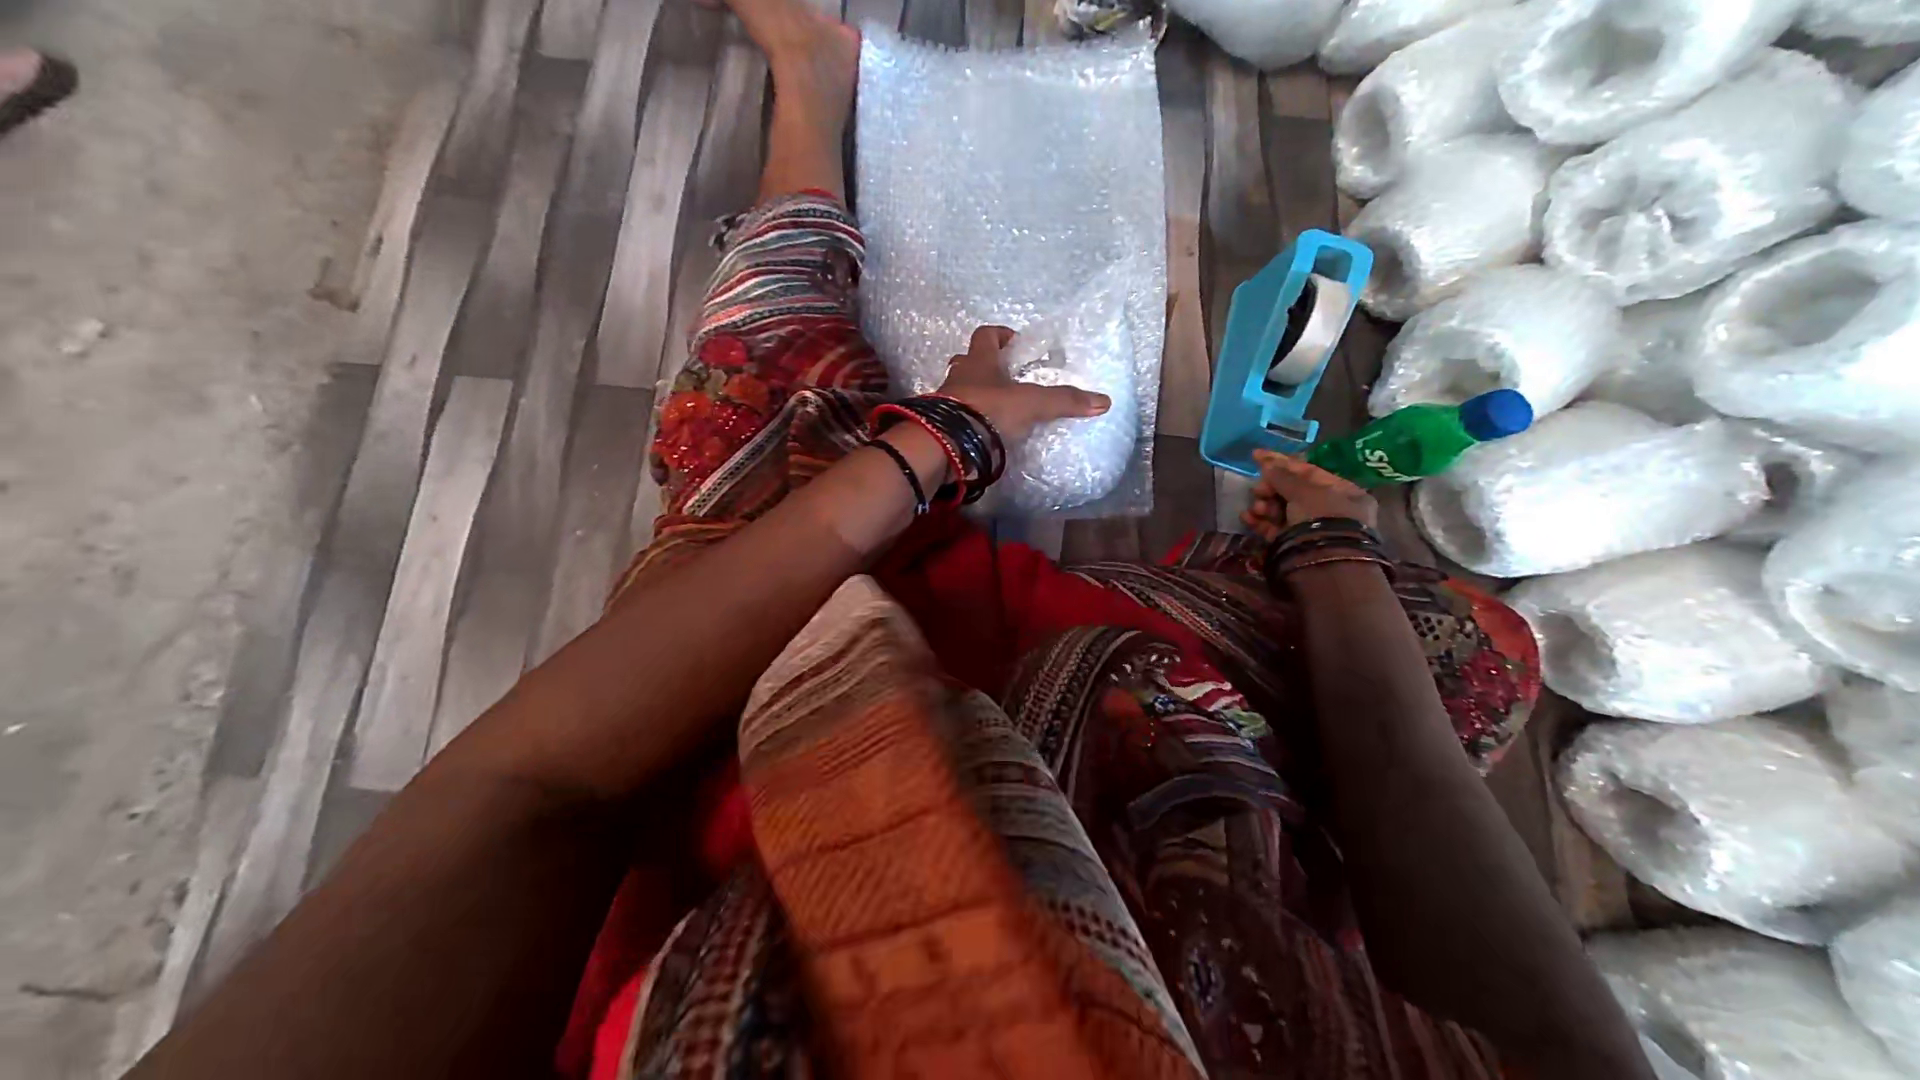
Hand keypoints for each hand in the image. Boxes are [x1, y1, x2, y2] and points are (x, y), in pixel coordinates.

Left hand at [934, 325, 1110, 439]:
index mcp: (978, 361)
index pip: (985, 335)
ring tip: (996, 409)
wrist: (945, 443)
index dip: (1000, 334)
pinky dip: (968, 421)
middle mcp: (958, 377)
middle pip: (967, 362)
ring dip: (974, 396)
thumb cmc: (987, 410)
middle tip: (1004, 378)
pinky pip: (955, 418)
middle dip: (984, 367)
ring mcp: (944, 403)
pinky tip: (984, 433)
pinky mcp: (940, 427)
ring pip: (958, 390)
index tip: (1014, 341)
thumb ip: (1064, 401)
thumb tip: (1103, 401)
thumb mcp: (1032, 403)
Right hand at [1242, 449, 1377, 537]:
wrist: (1323, 563)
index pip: (1309, 472)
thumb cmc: (1322, 518)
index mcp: (1344, 492)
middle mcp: (1332, 510)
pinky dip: (1261, 523)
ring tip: (1256, 508)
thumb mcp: (1304, 491)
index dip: (1282, 463)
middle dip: (1271, 488)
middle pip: (1293, 492)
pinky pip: (1276, 529)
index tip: (1257, 456)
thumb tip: (1266, 463)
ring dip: (1265, 506)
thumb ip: (1283, 476)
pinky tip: (1247, 518)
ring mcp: (1313, 530)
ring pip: (1282, 511)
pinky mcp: (1295, 546)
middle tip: (1258, 489)